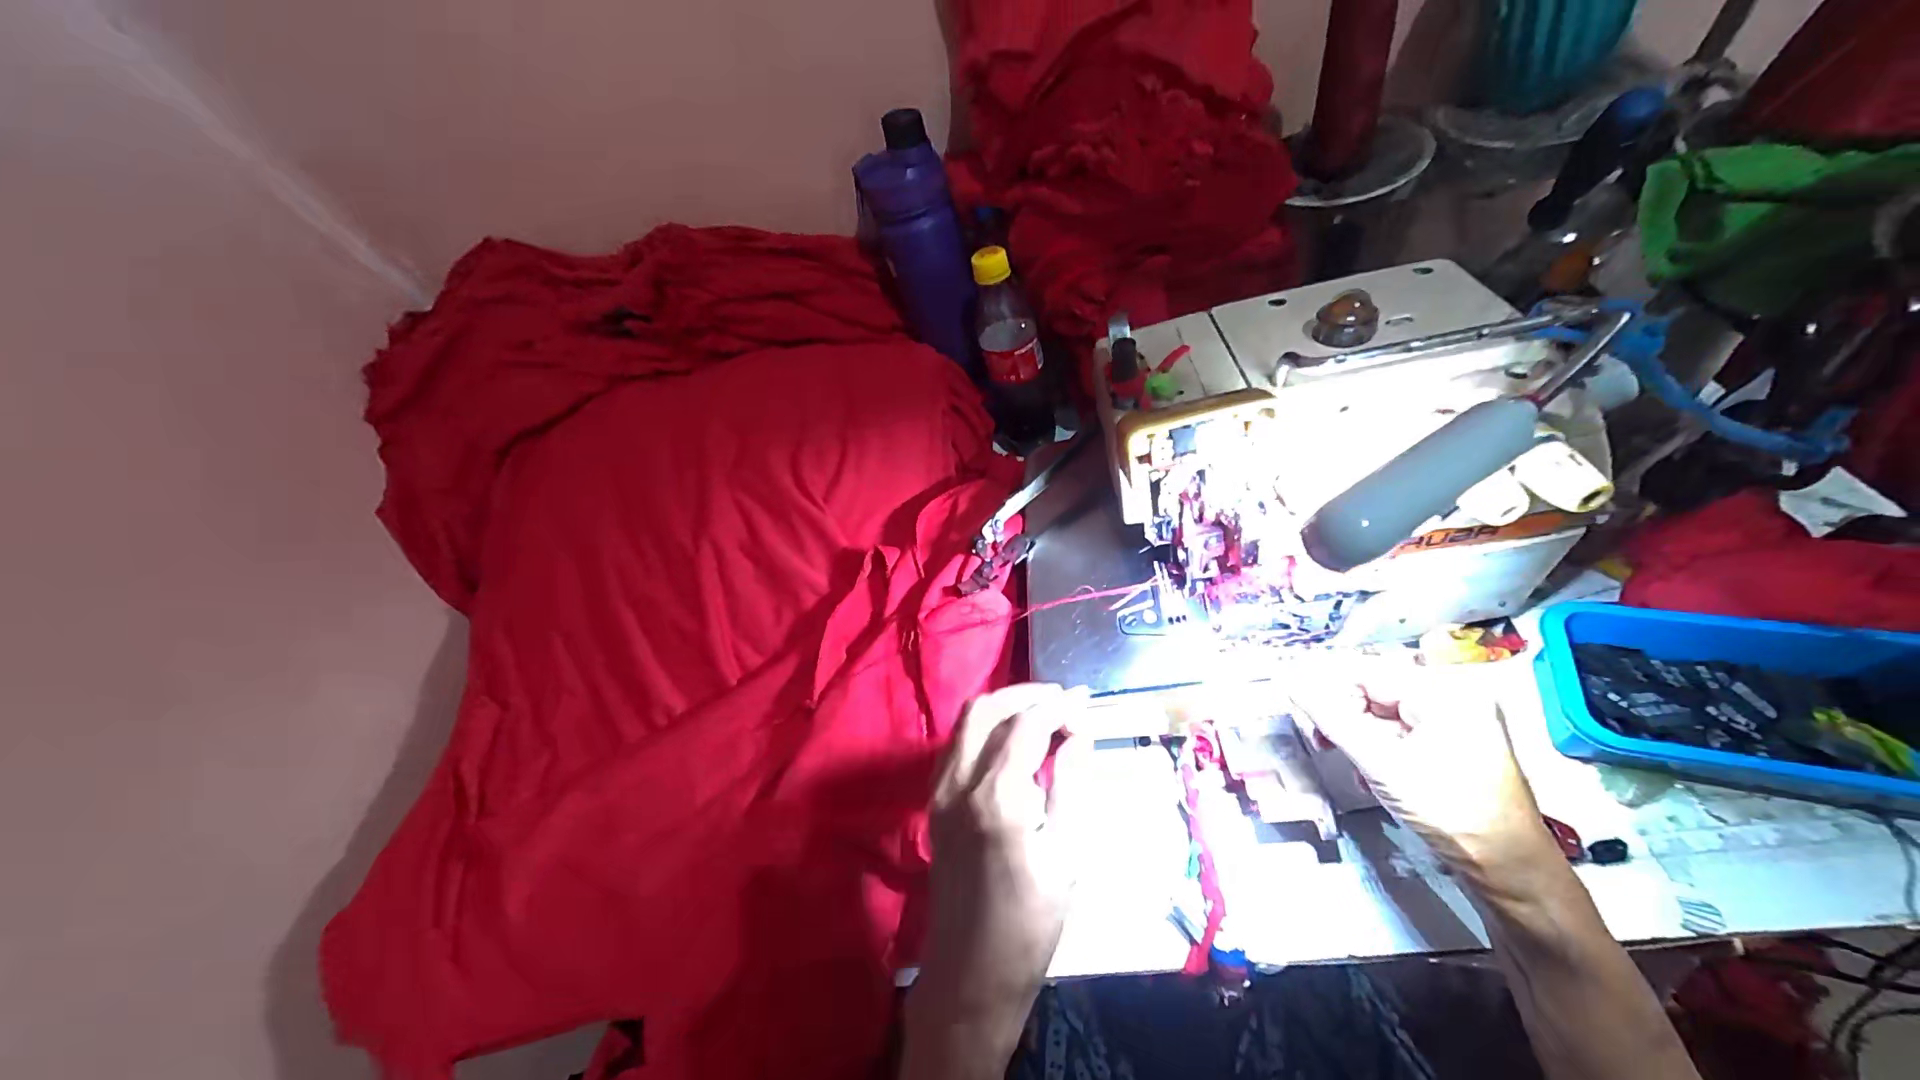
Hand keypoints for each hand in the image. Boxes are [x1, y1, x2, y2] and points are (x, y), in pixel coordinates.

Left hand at [906, 684, 1089, 1071]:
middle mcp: (958, 783)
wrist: (970, 973)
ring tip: (1044, 713)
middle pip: (985, 709)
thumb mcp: (1067, 854)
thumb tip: (1077, 735)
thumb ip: (1071, 784)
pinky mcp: (934, 804)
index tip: (1085, 701)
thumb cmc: (1030, 924)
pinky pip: (957, 746)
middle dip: (1025, 694)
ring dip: (1003, 707)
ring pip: (966, 723)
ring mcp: (939, 792)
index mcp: (996, 797)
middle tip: (1063, 700)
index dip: (1059, 707)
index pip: (1026, 725)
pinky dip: (986, 730)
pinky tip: (1014, 742)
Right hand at [1290, 665, 1559, 888]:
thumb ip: (1331, 719)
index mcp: (1444, 692)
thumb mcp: (1381, 763)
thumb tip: (1290, 682)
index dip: (1328, 691)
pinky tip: (1371, 772)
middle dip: (1343, 716)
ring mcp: (1455, 721)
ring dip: (1358, 735)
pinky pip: (1400, 731)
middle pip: (1374, 690)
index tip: (1304, 718)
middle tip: (1321, 742)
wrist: (1511, 870)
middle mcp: (1453, 696)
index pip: (1366, 672)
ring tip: (1348, 762)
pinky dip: (1377, 747)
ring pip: (1383, 712)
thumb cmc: (1451, 813)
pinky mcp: (1452, 744)